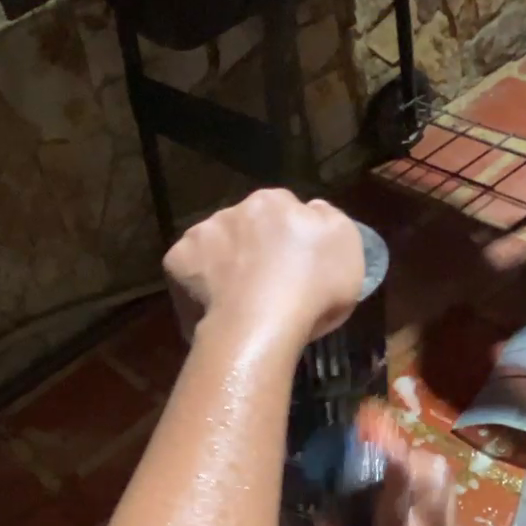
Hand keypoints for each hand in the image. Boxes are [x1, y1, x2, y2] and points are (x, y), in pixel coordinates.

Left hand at [163, 189, 363, 348]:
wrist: (261, 324)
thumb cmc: (313, 288)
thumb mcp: (347, 246)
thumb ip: (329, 219)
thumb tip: (312, 210)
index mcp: (274, 201)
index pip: (282, 210)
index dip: (289, 239)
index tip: (294, 267)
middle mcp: (233, 209)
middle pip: (244, 226)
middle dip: (252, 249)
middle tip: (265, 286)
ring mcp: (201, 234)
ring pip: (214, 246)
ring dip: (224, 264)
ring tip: (236, 301)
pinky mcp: (177, 263)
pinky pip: (188, 271)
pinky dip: (197, 285)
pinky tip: (212, 307)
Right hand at [315, 441, 459, 525]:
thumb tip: (323, 513)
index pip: (399, 510)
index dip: (393, 471)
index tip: (380, 438)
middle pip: (430, 478)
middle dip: (401, 451)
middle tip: (368, 444)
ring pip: (442, 476)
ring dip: (413, 458)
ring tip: (383, 461)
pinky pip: (444, 487)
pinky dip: (423, 473)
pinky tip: (399, 482)